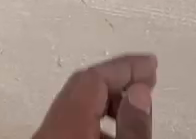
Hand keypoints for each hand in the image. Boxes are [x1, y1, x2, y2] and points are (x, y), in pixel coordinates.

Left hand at [31, 54, 155, 138]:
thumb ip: (131, 127)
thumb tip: (140, 90)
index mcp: (65, 121)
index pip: (94, 77)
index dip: (125, 66)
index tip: (151, 63)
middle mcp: (47, 128)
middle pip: (81, 87)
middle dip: (116, 79)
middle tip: (146, 79)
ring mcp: (44, 137)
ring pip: (74, 106)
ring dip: (106, 101)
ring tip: (135, 108)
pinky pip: (68, 123)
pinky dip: (93, 119)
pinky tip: (113, 133)